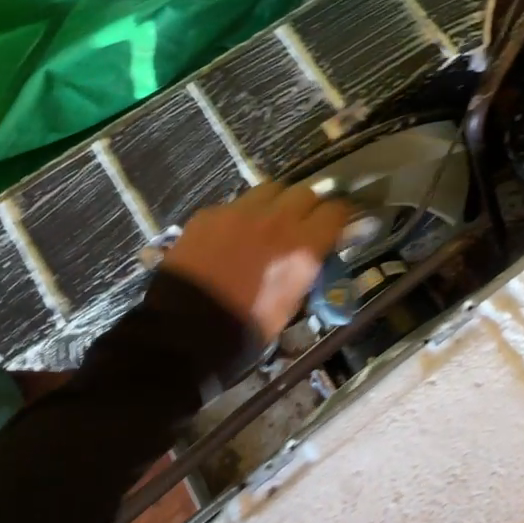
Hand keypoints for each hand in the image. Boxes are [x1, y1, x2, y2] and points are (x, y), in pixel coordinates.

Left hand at [161, 183, 350, 335]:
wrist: (182, 333)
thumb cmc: (245, 329)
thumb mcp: (292, 302)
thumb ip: (308, 267)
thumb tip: (317, 252)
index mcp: (303, 246)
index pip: (337, 210)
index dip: (340, 215)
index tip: (339, 223)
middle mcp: (277, 221)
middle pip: (306, 192)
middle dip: (308, 206)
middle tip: (302, 224)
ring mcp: (241, 212)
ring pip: (271, 189)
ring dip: (277, 203)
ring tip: (269, 221)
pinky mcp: (210, 214)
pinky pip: (235, 204)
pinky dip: (242, 216)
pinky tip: (232, 236)